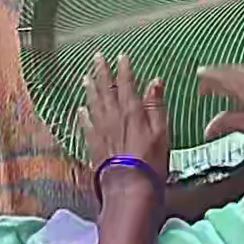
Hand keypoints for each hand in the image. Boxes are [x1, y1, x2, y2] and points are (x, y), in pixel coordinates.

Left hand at [77, 53, 169, 205]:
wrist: (127, 188)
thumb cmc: (150, 161)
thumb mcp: (161, 131)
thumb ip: (156, 105)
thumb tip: (155, 81)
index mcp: (131, 110)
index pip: (126, 83)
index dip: (124, 69)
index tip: (121, 56)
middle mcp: (112, 116)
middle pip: (105, 89)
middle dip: (102, 72)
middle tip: (96, 58)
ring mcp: (100, 130)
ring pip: (93, 103)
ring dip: (90, 89)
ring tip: (85, 77)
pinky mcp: (93, 144)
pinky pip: (85, 125)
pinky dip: (83, 115)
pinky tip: (81, 109)